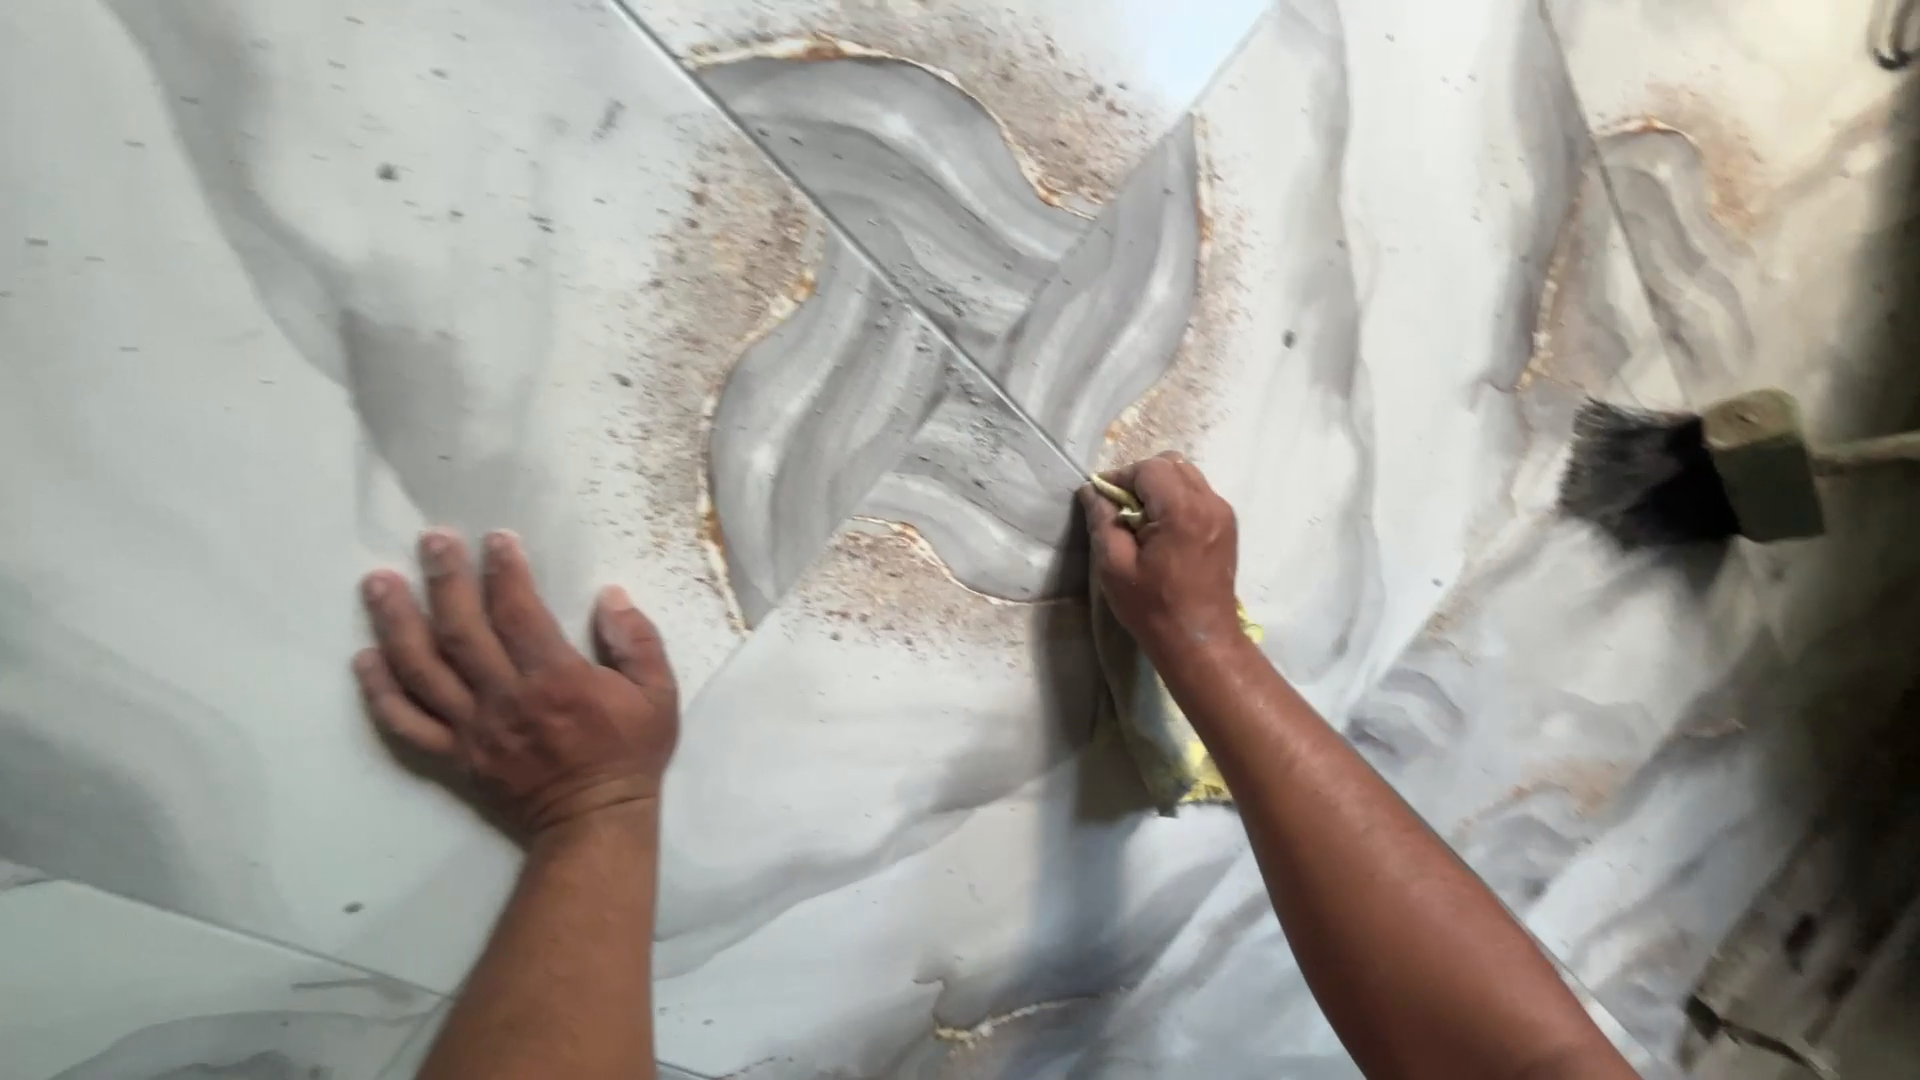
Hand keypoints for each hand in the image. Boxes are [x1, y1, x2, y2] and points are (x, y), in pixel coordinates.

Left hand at [353, 529, 678, 838]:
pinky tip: (365, 657)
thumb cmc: (630, 751)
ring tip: (378, 582)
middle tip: (432, 540)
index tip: (496, 539)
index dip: (506, 572)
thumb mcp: (658, 693)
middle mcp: (505, 698)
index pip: (520, 613)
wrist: (594, 818)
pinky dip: (381, 690)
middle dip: (446, 580)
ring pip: (422, 670)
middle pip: (462, 631)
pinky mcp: (455, 755)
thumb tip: (609, 596)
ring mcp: (472, 728)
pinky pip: (407, 722)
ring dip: (397, 623)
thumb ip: (637, 642)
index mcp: (556, 679)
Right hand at [1079, 451, 1241, 662]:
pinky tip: (1160, 529)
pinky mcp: (1227, 525)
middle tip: (1118, 507)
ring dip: (1158, 487)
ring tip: (1138, 519)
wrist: (1199, 641)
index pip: (1149, 469)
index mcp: (1183, 511)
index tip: (1099, 498)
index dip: (1120, 477)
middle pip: (1171, 464)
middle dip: (1140, 477)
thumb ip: (1102, 521)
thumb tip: (1091, 491)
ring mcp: (1223, 514)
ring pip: (1186, 476)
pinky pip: (1198, 494)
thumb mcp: (1114, 566)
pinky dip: (1175, 499)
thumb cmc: (1153, 608)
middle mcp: (1210, 503)